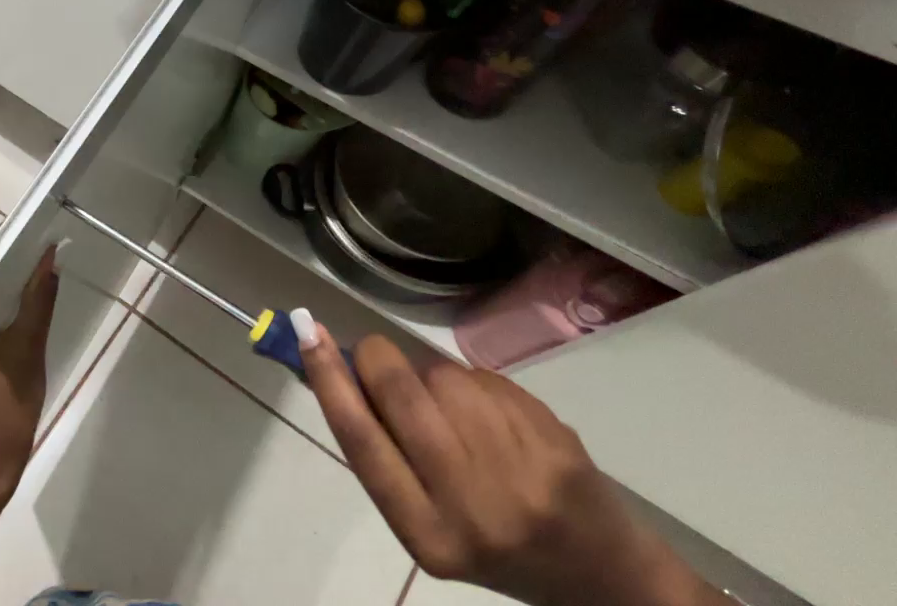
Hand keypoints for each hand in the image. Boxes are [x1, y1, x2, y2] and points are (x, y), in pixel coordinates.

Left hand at [0, 243, 59, 556]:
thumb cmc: (5, 406)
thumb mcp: (25, 349)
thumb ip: (36, 300)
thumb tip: (49, 257)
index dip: (1, 249)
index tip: (30, 228)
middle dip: (6, 265)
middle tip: (40, 242)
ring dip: (6, 284)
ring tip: (39, 261)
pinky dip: (1, 303)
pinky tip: (27, 291)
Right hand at [295, 313, 722, 605]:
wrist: (597, 572)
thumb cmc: (485, 542)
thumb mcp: (422, 518)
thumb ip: (381, 451)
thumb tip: (337, 366)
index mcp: (426, 533)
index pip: (362, 439)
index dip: (329, 378)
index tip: (306, 332)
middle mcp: (472, 505)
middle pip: (400, 393)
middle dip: (376, 358)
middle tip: (372, 354)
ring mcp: (521, 471)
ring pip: (442, 376)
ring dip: (430, 377)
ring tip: (450, 409)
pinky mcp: (555, 442)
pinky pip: (485, 379)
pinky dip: (472, 383)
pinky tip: (490, 415)